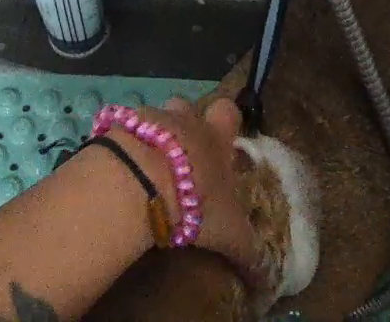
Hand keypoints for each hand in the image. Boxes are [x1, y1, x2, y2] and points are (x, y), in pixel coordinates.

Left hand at [111, 97, 266, 289]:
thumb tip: (270, 282)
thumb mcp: (230, 234)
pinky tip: (127, 172)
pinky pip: (126, 133)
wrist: (140, 181)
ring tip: (153, 167)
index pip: (228, 111)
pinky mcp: (119, 129)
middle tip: (186, 160)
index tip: (224, 142)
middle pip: (188, 108)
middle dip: (187, 126)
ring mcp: (151, 120)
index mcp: (216, 137)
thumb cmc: (195, 201)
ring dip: (156, 137)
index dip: (227, 123)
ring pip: (156, 118)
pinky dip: (128, 148)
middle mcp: (185, 120)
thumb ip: (251, 254)